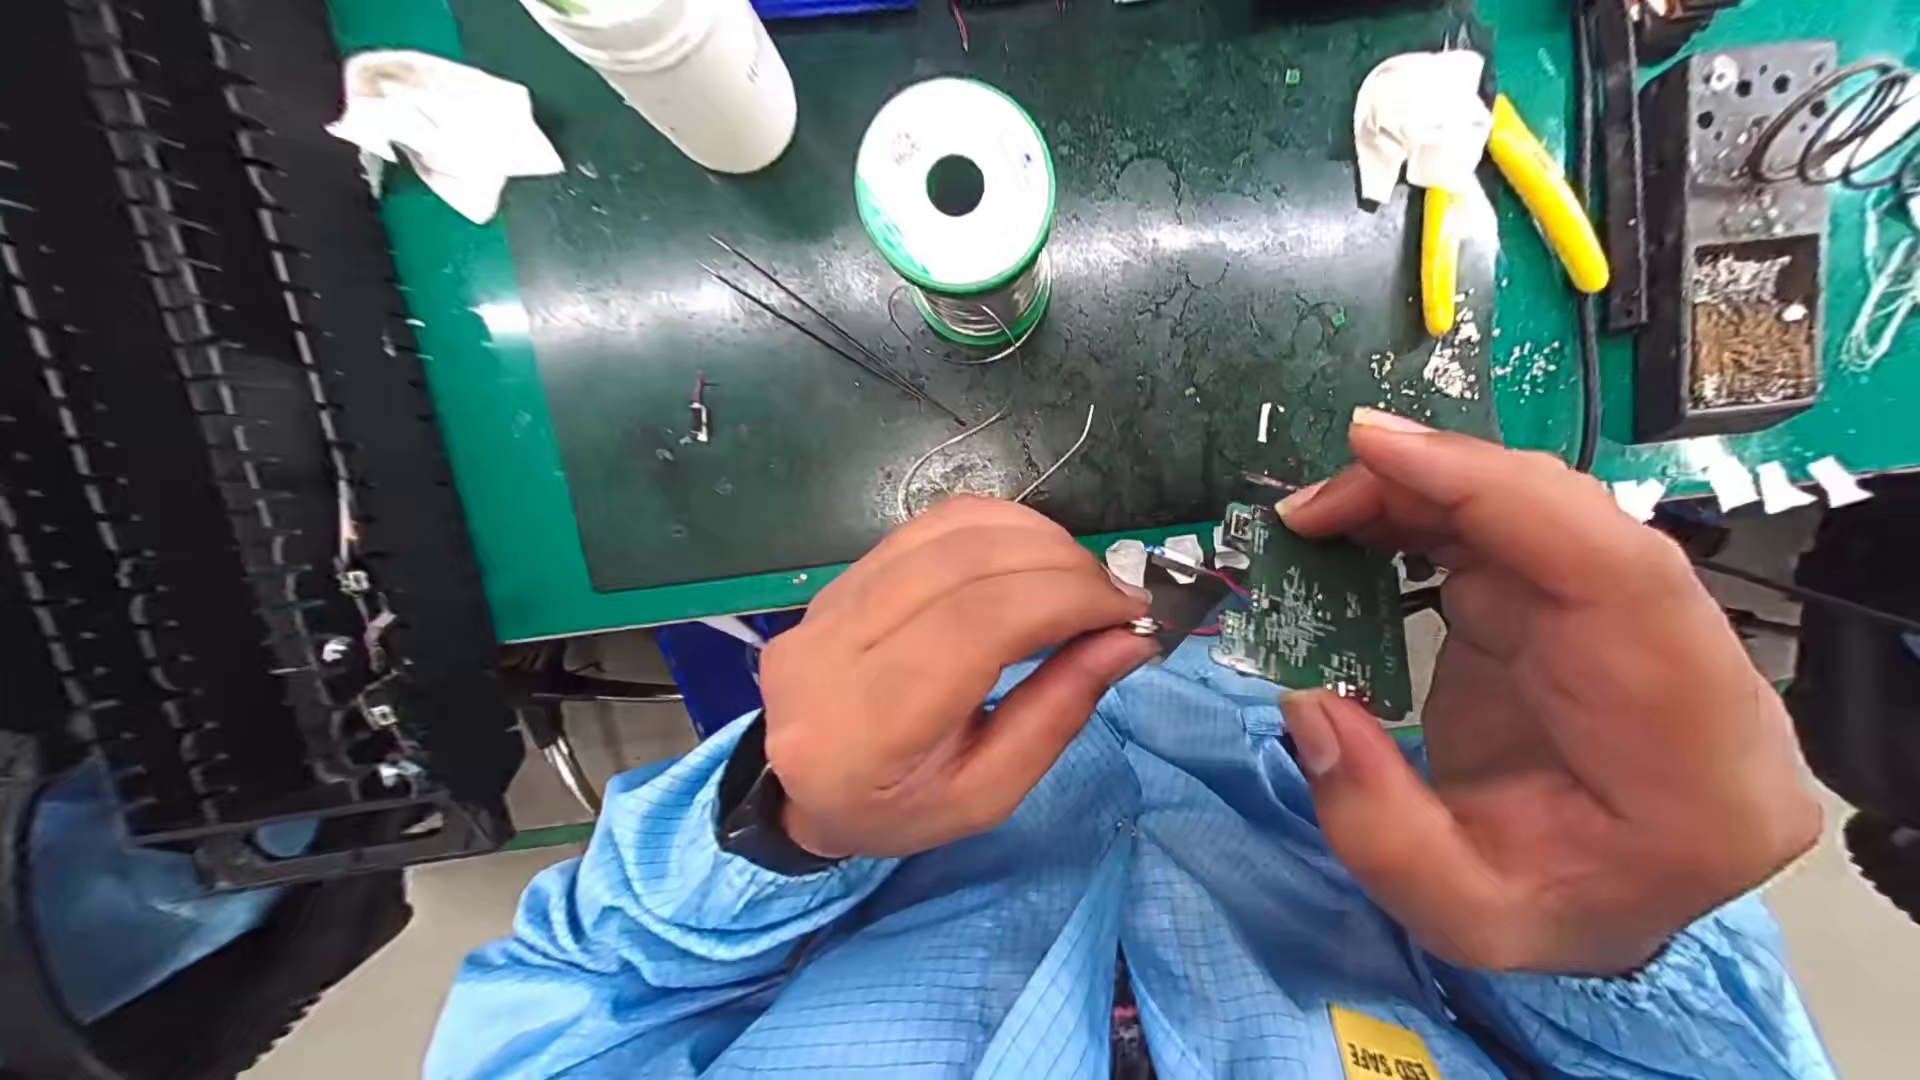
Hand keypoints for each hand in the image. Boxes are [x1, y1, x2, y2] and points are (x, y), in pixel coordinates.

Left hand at [759, 496, 1157, 858]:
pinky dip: (994, 525)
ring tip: (1077, 573)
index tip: (1127, 608)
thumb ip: (1056, 713)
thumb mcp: (985, 793)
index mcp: (866, 726)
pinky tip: (1028, 551)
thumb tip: (1126, 638)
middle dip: (1059, 564)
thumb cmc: (897, 809)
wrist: (807, 786)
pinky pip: (925, 526)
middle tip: (1112, 592)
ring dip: (1032, 536)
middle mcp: (832, 648)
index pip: (975, 625)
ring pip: (944, 531)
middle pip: (961, 565)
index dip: (1063, 599)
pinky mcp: (838, 578)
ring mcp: (827, 602)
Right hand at [1277, 408, 1821, 974]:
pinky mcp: (1567, 612)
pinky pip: (1499, 533)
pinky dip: (1419, 511)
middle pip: (1573, 523)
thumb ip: (1372, 820)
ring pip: (1531, 512)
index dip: (1497, 493)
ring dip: (1414, 493)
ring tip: (1313, 514)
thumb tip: (1306, 699)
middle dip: (1433, 483)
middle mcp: (1681, 668)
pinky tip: (1356, 520)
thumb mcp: (1451, 908)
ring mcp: (1624, 628)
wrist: (1581, 896)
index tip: (1377, 452)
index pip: (1620, 578)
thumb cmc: (1539, 906)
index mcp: (1691, 753)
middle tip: (1309, 500)